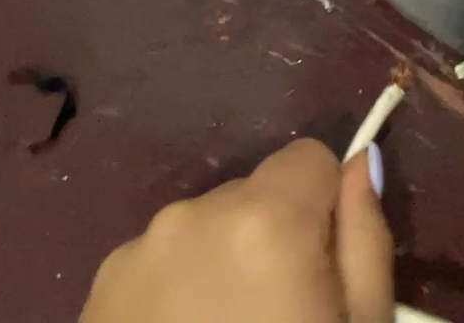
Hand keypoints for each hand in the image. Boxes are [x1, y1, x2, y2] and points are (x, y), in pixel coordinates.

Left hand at [82, 138, 392, 322]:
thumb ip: (364, 238)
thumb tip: (358, 162)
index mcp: (265, 219)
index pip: (308, 158)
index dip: (326, 207)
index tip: (323, 265)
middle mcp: (195, 213)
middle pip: (254, 194)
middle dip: (273, 237)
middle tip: (277, 320)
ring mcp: (139, 249)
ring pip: (205, 227)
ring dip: (221, 263)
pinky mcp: (99, 287)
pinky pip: (159, 262)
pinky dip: (175, 291)